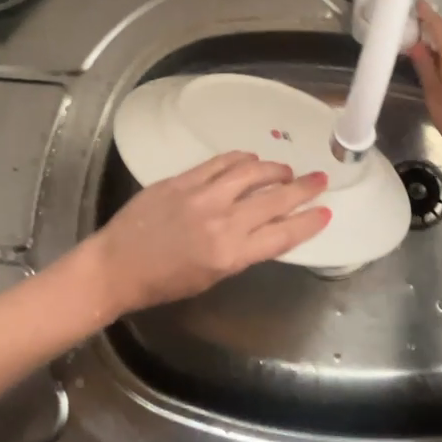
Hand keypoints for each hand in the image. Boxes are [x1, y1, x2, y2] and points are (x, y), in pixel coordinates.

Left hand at [86, 152, 329, 315]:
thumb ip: (241, 251)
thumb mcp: (212, 277)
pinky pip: (221, 162)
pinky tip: (251, 159)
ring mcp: (202, 196)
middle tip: (320, 179)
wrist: (116, 266)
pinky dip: (241, 159)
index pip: (282, 235)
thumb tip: (264, 228)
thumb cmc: (163, 282)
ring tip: (286, 170)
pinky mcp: (183, 180)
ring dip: (275, 169)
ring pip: (251, 173)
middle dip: (303, 189)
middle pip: (274, 200)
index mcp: (230, 255)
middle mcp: (221, 222)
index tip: (325, 211)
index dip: (309, 222)